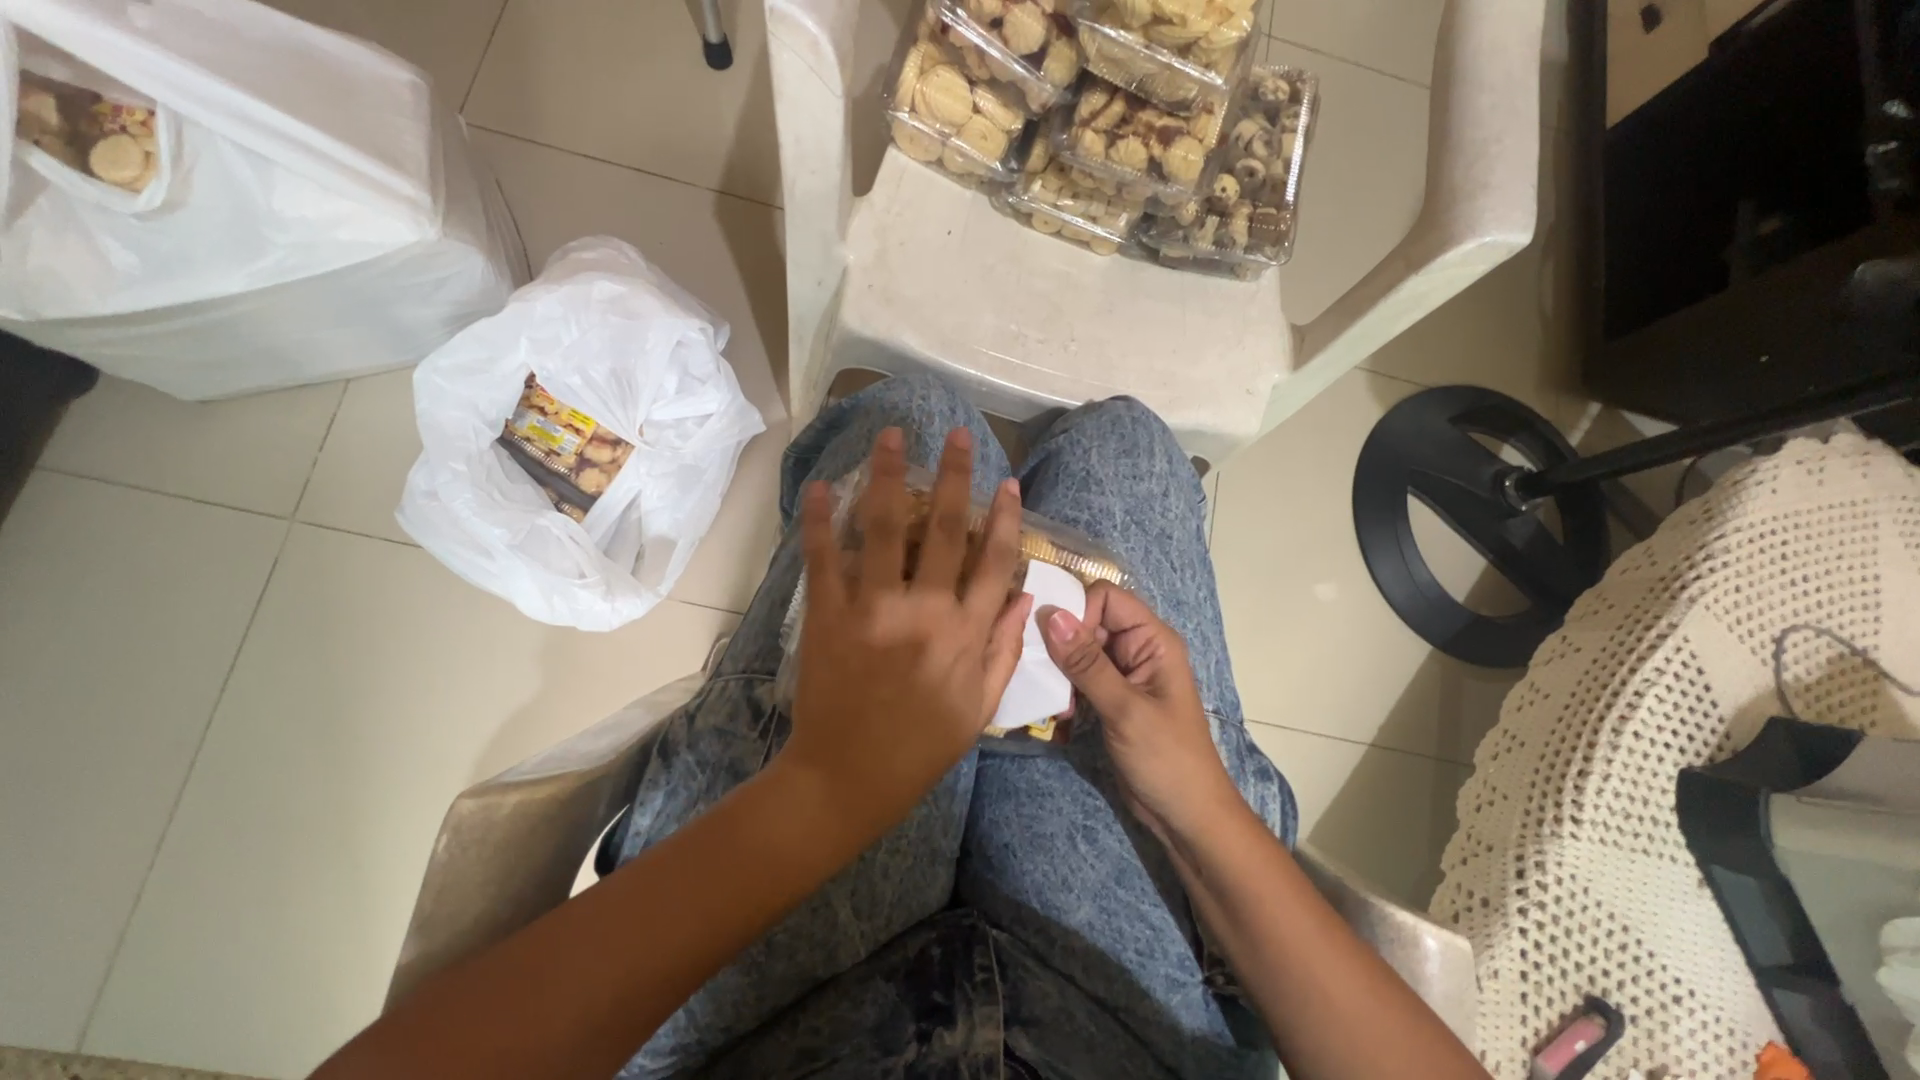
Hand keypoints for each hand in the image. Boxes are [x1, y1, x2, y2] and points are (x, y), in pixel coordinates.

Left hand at [781, 426, 1031, 832]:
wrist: (848, 779)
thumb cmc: (919, 749)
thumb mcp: (978, 709)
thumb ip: (1003, 652)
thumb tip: (1022, 600)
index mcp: (966, 635)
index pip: (996, 563)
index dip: (1006, 519)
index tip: (1009, 483)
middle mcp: (926, 612)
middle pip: (945, 530)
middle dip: (955, 476)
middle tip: (959, 434)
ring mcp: (873, 610)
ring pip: (883, 529)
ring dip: (887, 476)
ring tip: (890, 435)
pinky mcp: (828, 616)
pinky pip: (824, 559)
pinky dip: (819, 521)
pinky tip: (819, 486)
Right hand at [1039, 584, 1241, 843]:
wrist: (1186, 815)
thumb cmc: (1166, 759)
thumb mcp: (1124, 709)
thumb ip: (1086, 663)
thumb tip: (1050, 615)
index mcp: (1153, 640)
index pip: (1106, 598)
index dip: (1077, 611)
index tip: (1049, 640)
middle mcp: (1137, 650)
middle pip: (1088, 622)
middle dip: (1061, 643)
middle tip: (1037, 671)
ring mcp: (1123, 676)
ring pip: (1079, 652)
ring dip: (1059, 671)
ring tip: (1051, 698)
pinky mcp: (1110, 700)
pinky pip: (1079, 679)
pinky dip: (1065, 691)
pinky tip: (1056, 712)